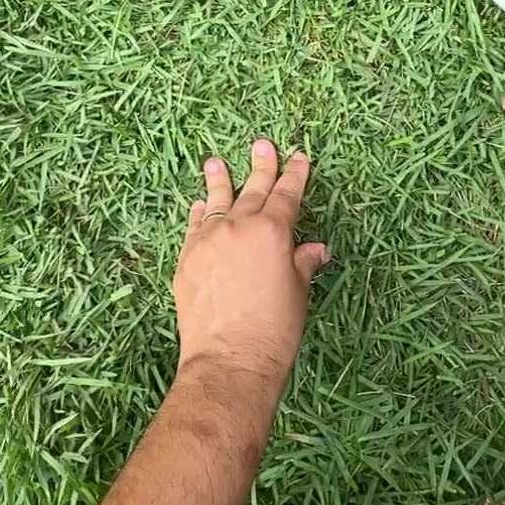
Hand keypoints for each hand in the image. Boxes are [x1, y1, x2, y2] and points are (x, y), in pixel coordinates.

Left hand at [173, 140, 328, 402]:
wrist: (229, 360)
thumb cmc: (275, 330)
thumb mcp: (298, 292)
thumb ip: (303, 263)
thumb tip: (317, 248)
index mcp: (273, 231)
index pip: (287, 195)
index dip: (295, 175)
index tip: (299, 157)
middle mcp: (240, 227)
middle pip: (253, 189)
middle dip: (262, 166)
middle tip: (262, 144)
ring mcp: (209, 240)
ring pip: (217, 201)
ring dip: (220, 180)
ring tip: (215, 162)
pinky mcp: (187, 257)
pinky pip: (195, 226)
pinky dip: (199, 213)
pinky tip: (200, 204)